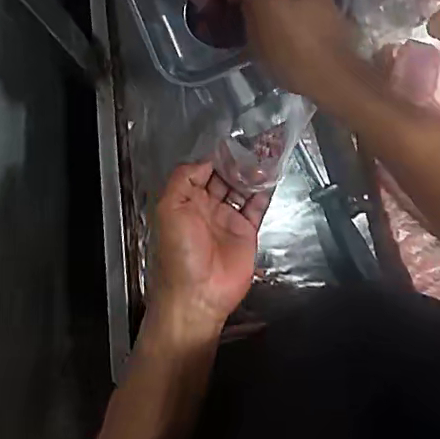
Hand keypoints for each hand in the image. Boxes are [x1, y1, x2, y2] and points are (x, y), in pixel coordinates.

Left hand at [149, 161, 267, 340]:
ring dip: (252, 174)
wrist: (197, 296)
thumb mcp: (168, 209)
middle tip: (252, 145)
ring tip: (264, 158)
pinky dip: (264, 192)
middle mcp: (207, 207)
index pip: (202, 171)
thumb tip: (205, 161)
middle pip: (224, 177)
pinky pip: (257, 207)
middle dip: (237, 162)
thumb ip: (183, 179)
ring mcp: (228, 219)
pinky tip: (270, 178)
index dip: (215, 157)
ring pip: (242, 189)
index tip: (231, 142)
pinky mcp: (246, 232)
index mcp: (186, 201)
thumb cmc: (178, 254)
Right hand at [227, 0, 368, 107]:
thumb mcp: (257, 48)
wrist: (334, 72)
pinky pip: (311, 3)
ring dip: (287, 5)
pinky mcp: (334, 4)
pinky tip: (306, 31)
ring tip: (285, 26)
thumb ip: (250, 23)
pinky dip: (305, 12)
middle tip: (260, 19)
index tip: (232, 4)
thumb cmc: (289, 64)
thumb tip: (250, 12)